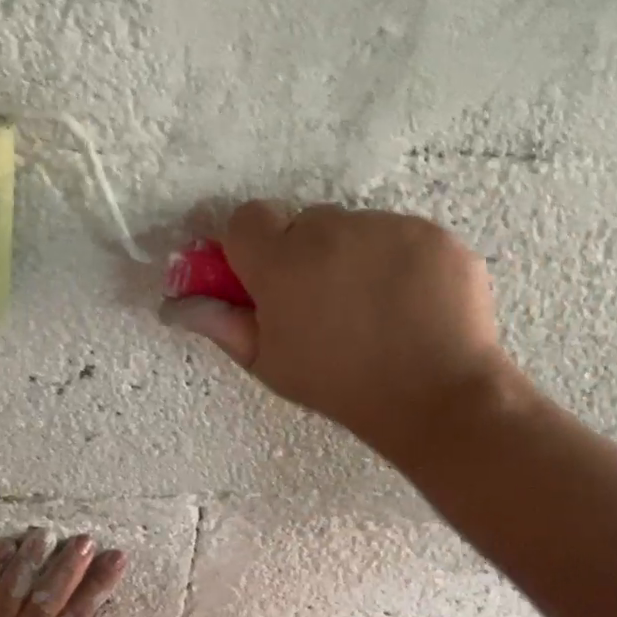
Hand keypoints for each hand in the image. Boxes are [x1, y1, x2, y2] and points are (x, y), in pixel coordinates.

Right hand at [160, 201, 514, 440]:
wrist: (438, 398)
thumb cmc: (341, 387)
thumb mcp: (270, 363)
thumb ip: (222, 323)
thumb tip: (178, 306)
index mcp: (282, 262)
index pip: (247, 218)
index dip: (250, 245)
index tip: (262, 276)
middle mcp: (332, 230)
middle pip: (305, 221)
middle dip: (304, 253)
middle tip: (320, 303)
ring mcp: (389, 228)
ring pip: (355, 228)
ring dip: (352, 256)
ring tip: (371, 310)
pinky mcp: (434, 235)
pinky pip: (401, 237)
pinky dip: (398, 263)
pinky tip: (407, 306)